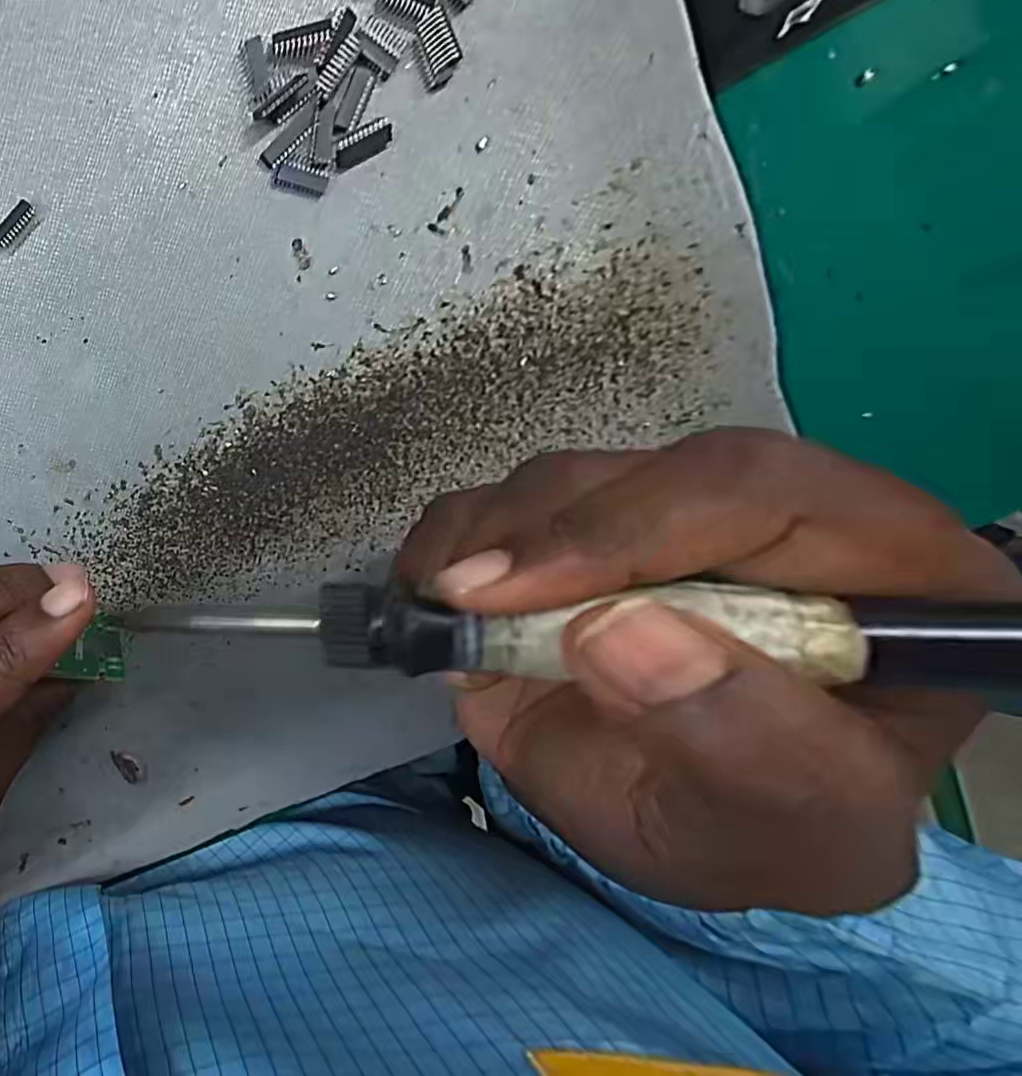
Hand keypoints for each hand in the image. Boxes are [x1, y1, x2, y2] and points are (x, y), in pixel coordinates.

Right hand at [397, 429, 1021, 914]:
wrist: (658, 828)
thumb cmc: (746, 830)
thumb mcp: (788, 825)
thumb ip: (743, 740)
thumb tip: (612, 632)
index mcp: (872, 566)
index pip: (745, 489)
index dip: (621, 528)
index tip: (515, 595)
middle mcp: (743, 524)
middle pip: (623, 474)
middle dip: (528, 538)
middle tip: (459, 604)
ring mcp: (631, 525)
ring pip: (538, 486)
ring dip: (471, 546)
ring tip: (448, 621)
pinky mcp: (539, 543)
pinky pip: (473, 511)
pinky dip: (433, 552)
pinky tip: (435, 611)